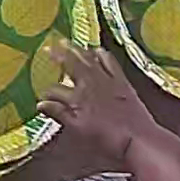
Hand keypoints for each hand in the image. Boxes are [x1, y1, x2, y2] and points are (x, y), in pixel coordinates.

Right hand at [39, 43, 164, 163]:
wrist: (138, 137)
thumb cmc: (107, 138)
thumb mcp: (79, 129)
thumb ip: (60, 114)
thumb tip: (41, 104)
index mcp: (77, 97)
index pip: (55, 90)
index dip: (47, 93)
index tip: (43, 97)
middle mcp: (90, 83)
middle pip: (70, 64)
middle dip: (58, 54)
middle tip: (50, 46)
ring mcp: (106, 79)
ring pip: (88, 59)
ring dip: (77, 49)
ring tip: (68, 42)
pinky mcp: (121, 79)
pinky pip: (109, 61)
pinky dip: (101, 54)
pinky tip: (98, 50)